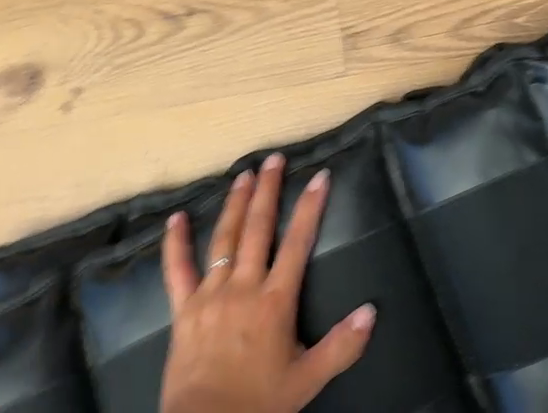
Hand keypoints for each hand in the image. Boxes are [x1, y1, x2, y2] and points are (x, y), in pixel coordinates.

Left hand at [159, 154, 374, 412]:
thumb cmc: (260, 402)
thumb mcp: (308, 378)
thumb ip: (342, 345)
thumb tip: (372, 310)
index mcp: (276, 301)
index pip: (298, 243)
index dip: (310, 207)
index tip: (320, 176)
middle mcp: (244, 287)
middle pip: (259, 229)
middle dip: (268, 191)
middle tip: (274, 159)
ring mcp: (210, 294)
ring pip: (224, 239)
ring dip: (235, 204)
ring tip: (242, 174)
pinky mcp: (183, 309)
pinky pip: (177, 270)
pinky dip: (175, 243)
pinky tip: (176, 218)